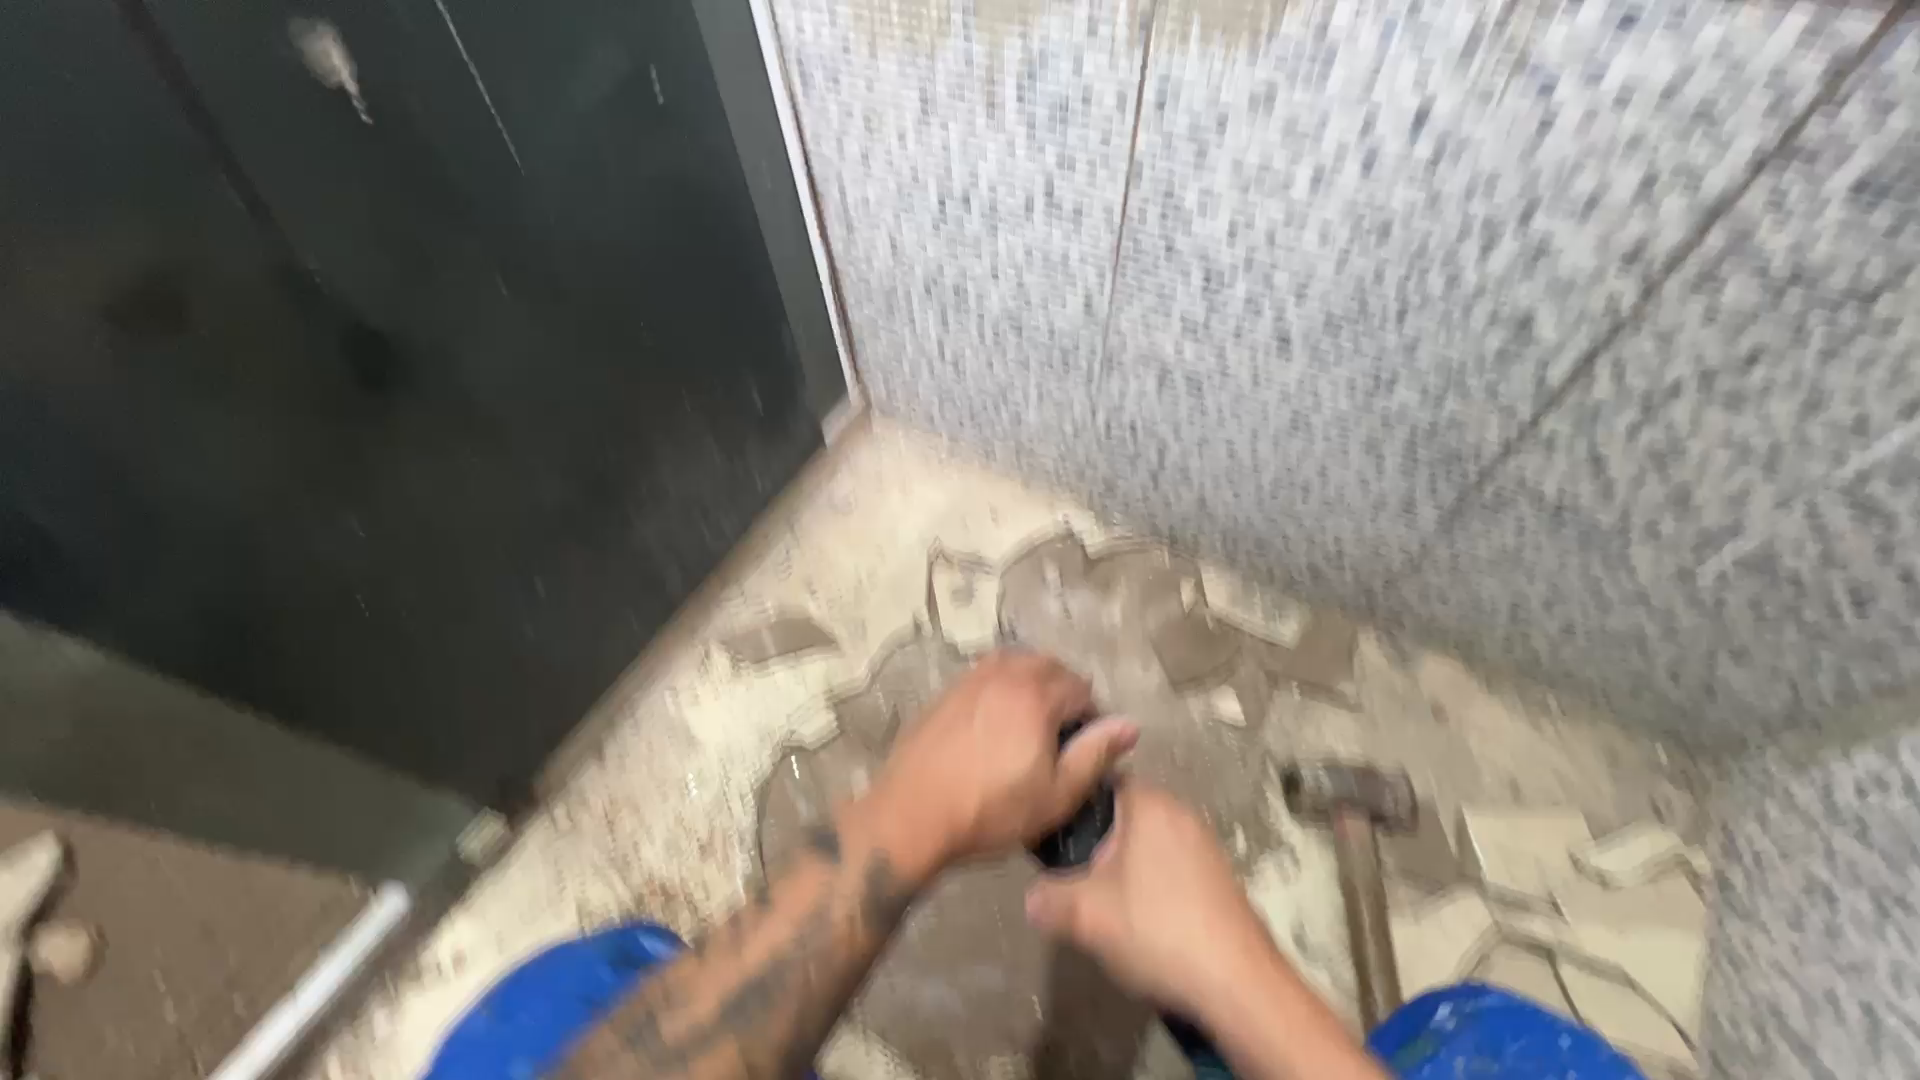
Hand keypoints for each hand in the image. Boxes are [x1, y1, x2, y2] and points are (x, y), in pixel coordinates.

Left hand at [857, 651, 1137, 878]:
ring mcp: (969, 680)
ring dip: (1033, 683)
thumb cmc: (990, 811)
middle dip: (1064, 693)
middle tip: (1062, 736)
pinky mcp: (946, 693)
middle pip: (1048, 666)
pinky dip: (1002, 686)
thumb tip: (1130, 725)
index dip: (1091, 717)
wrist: (912, 816)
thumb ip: (1095, 755)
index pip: (1080, 688)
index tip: (1085, 748)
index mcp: (1035, 695)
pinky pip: (986, 674)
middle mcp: (1003, 675)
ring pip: (1015, 664)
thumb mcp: (1056, 795)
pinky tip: (997, 721)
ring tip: (1032, 724)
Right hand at [1023, 782, 1278, 1019]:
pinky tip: (1144, 926)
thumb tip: (1032, 898)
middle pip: (1122, 817)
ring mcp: (1206, 847)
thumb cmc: (1156, 929)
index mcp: (1149, 804)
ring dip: (1124, 872)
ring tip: (1105, 908)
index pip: (1100, 782)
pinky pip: (1171, 871)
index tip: (1051, 835)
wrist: (1239, 986)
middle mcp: (1181, 813)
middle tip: (1073, 879)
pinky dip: (1152, 890)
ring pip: (1147, 847)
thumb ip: (1046, 898)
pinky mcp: (1221, 881)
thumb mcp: (1084, 915)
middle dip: (1097, 847)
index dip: (1071, 806)